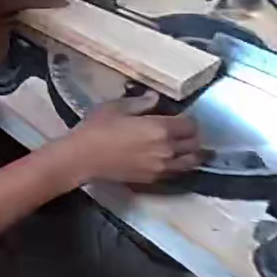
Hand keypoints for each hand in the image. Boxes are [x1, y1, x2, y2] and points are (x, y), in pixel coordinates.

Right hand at [65, 107, 203, 184]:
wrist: (81, 158)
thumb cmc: (95, 129)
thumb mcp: (114, 108)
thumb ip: (139, 103)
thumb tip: (155, 98)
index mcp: (160, 128)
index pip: (191, 124)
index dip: (188, 119)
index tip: (180, 116)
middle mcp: (167, 149)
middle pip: (195, 144)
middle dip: (193, 136)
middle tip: (183, 130)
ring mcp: (162, 167)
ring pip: (192, 162)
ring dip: (191, 153)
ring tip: (184, 147)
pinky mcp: (154, 179)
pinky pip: (177, 172)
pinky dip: (179, 165)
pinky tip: (171, 160)